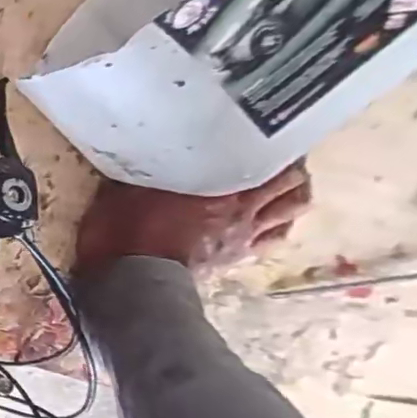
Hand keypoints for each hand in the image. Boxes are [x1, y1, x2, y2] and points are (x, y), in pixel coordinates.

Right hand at [72, 163, 311, 278]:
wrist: (129, 280)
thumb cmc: (123, 233)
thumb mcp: (123, 193)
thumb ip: (147, 175)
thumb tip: (148, 154)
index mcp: (221, 191)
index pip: (272, 164)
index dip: (277, 150)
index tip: (269, 137)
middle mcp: (244, 212)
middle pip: (293, 187)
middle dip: (292, 171)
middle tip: (278, 160)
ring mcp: (245, 237)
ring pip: (291, 212)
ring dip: (291, 196)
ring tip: (281, 187)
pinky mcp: (237, 257)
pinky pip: (273, 238)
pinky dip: (277, 225)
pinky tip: (268, 220)